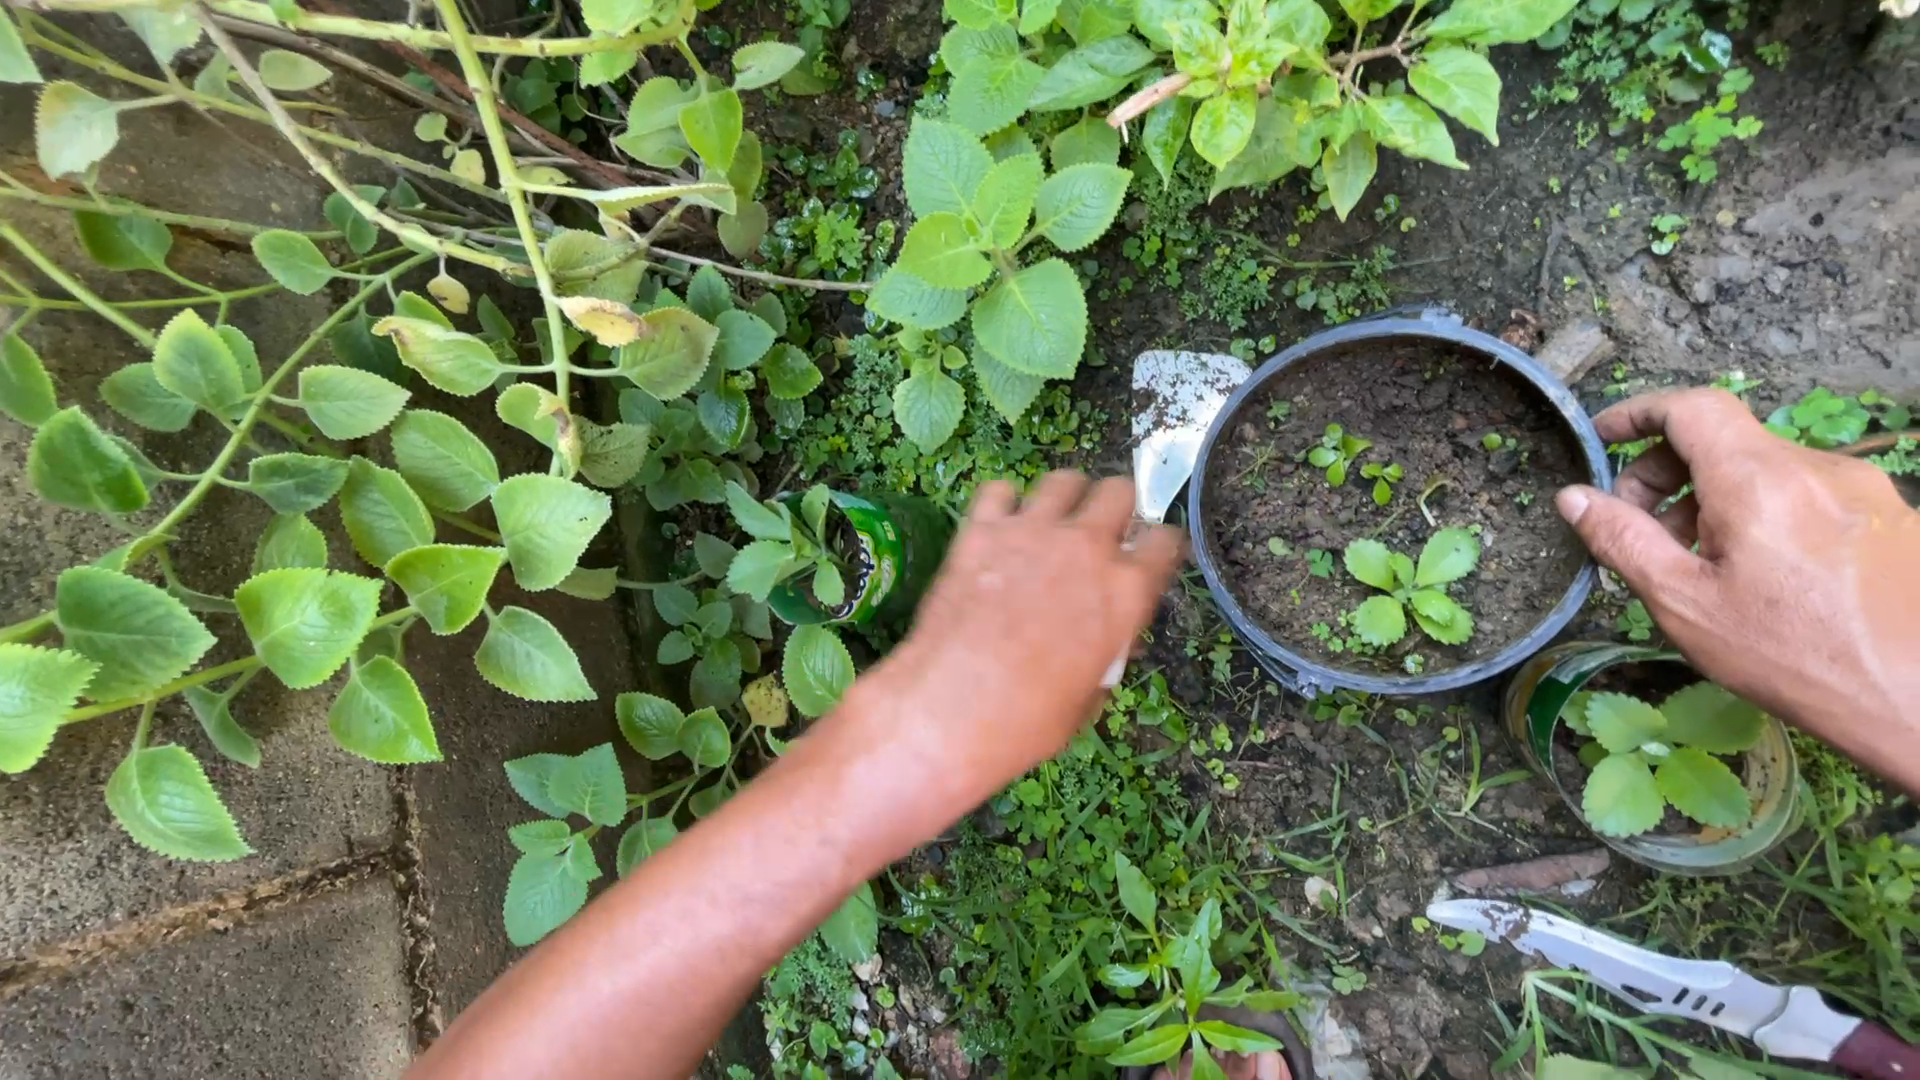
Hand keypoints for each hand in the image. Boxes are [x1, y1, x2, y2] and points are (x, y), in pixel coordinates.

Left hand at [833, 472, 1183, 811]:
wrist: (952, 708)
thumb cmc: (1029, 719)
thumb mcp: (1090, 693)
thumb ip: (1108, 646)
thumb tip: (1110, 633)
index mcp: (1126, 591)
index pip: (1165, 541)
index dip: (1158, 546)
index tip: (1147, 553)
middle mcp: (1087, 548)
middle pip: (1118, 491)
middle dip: (1115, 507)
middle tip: (1100, 530)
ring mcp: (1032, 531)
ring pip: (1064, 480)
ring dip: (1065, 498)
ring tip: (1052, 520)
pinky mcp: (982, 530)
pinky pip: (999, 490)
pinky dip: (1003, 503)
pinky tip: (1000, 525)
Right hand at [1554, 388, 1919, 794]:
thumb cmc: (1788, 652)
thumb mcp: (1680, 599)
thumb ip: (1621, 538)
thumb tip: (1573, 497)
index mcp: (1760, 481)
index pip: (1693, 409)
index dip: (1638, 412)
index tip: (1601, 437)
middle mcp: (1819, 471)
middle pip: (1722, 440)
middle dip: (1661, 471)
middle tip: (1632, 526)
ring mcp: (1864, 493)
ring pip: (1760, 470)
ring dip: (1703, 497)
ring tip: (1685, 558)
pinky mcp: (1888, 520)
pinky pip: (1801, 494)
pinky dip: (1751, 512)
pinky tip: (1744, 569)